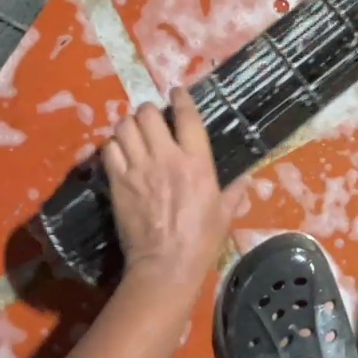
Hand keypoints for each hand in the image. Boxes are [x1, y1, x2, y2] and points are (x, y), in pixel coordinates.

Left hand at [103, 88, 241, 284]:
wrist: (165, 266)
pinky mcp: (118, 182)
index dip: (181, 98)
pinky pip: (109, 150)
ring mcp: (139, 168)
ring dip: (128, 125)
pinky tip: (119, 152)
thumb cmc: (201, 240)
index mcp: (196, 161)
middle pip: (149, 114)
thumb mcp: (224, 214)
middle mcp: (166, 157)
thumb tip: (247, 179)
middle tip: (151, 119)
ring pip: (125, 127)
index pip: (187, 116)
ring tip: (133, 131)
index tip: (176, 91)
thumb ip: (235, 191)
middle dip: (149, 111)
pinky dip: (113, 146)